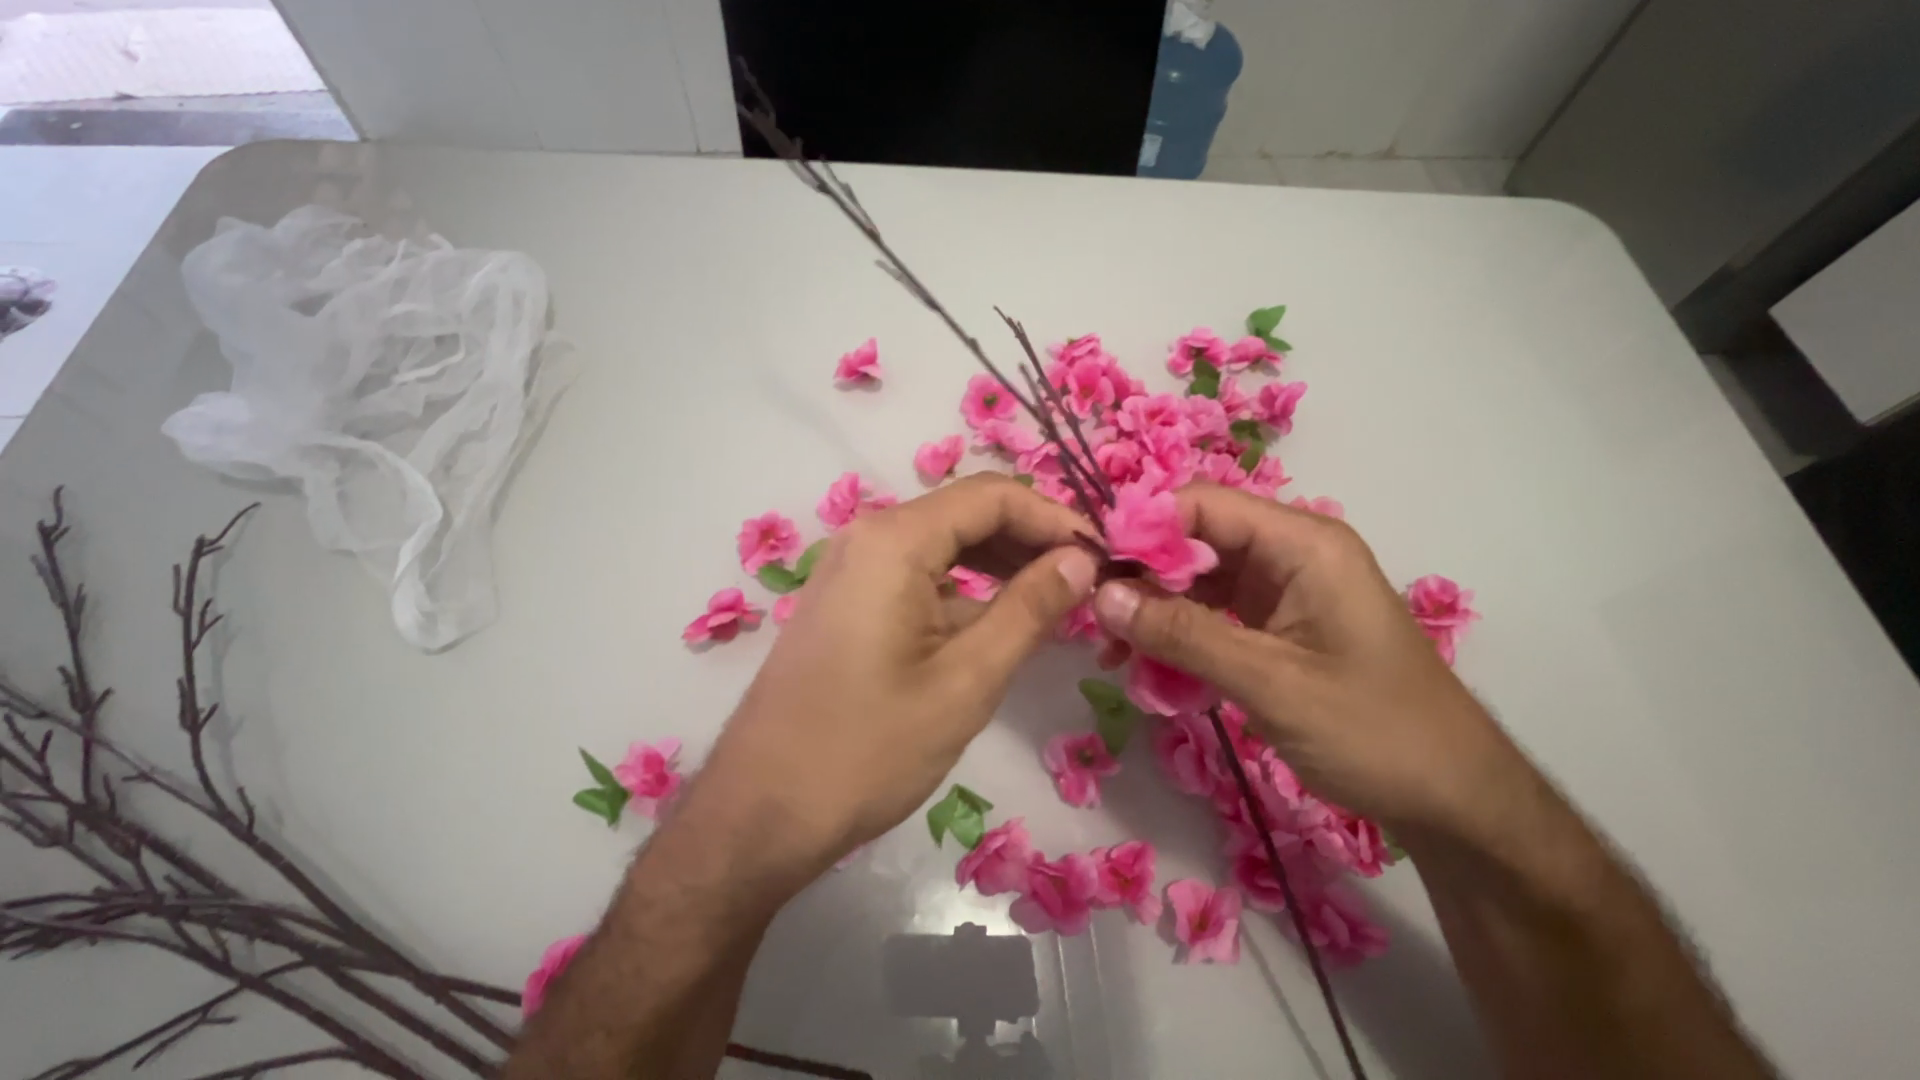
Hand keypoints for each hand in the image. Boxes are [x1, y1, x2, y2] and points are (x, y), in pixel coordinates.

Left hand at [695, 475, 1097, 877]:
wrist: (763, 810)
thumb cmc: (869, 748)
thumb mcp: (967, 680)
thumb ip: (1030, 609)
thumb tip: (1082, 559)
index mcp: (894, 540)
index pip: (994, 495)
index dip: (1056, 519)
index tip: (1106, 557)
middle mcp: (867, 538)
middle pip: (967, 513)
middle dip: (1032, 540)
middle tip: (1089, 582)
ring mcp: (851, 571)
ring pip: (943, 546)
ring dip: (1002, 565)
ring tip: (1057, 603)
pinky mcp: (846, 605)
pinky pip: (918, 577)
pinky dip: (965, 591)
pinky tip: (1001, 626)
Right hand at [1091, 483, 1524, 838]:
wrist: (1452, 798)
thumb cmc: (1374, 731)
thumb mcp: (1271, 681)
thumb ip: (1184, 635)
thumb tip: (1102, 596)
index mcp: (1304, 544)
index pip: (1203, 505)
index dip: (1142, 528)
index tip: (1088, 571)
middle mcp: (1292, 556)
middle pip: (1196, 542)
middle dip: (1142, 579)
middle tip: (1094, 624)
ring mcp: (1285, 594)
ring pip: (1199, 584)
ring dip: (1156, 616)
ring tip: (1113, 658)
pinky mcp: (1280, 631)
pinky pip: (1215, 620)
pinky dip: (1182, 642)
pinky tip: (1151, 675)